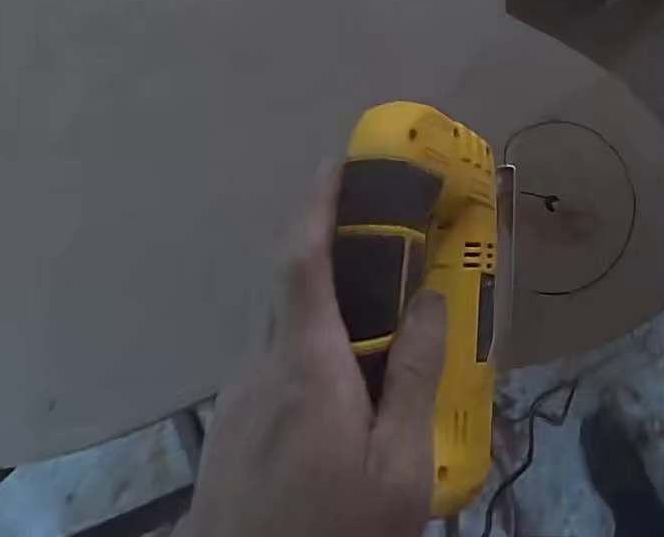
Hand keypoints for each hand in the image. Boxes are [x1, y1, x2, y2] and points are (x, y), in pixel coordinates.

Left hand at [177, 168, 445, 536]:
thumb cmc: (334, 534)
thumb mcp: (400, 465)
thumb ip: (416, 373)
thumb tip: (431, 298)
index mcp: (304, 367)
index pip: (300, 261)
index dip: (316, 203)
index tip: (337, 162)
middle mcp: (260, 371)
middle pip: (287, 280)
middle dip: (326, 235)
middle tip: (381, 224)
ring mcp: (238, 402)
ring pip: (281, 322)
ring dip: (324, 292)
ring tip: (380, 306)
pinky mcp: (232, 430)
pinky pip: (276, 358)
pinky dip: (311, 336)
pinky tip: (348, 377)